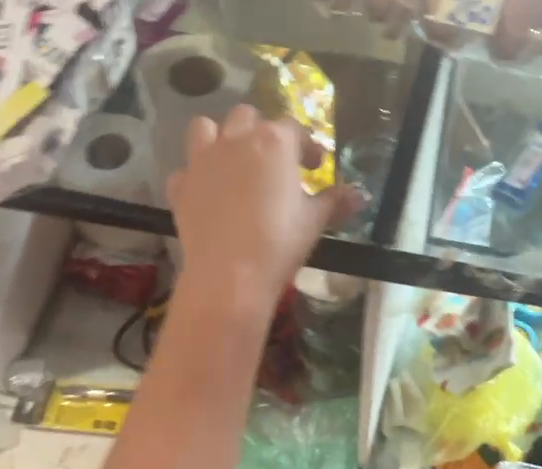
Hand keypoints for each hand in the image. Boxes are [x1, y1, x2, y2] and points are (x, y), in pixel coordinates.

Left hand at [164, 106, 356, 305]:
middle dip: (262, 132)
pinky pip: (187, 169)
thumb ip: (335, 202)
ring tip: (233, 163)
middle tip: (273, 162)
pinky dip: (197, 177)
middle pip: (248, 117)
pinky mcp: (181, 185)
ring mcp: (202, 160)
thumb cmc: (279, 245)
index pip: (295, 129)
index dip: (307, 146)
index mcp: (273, 142)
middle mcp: (235, 140)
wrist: (229, 277)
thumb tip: (361, 196)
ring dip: (221, 138)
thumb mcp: (314, 223)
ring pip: (207, 128)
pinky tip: (207, 194)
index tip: (315, 166)